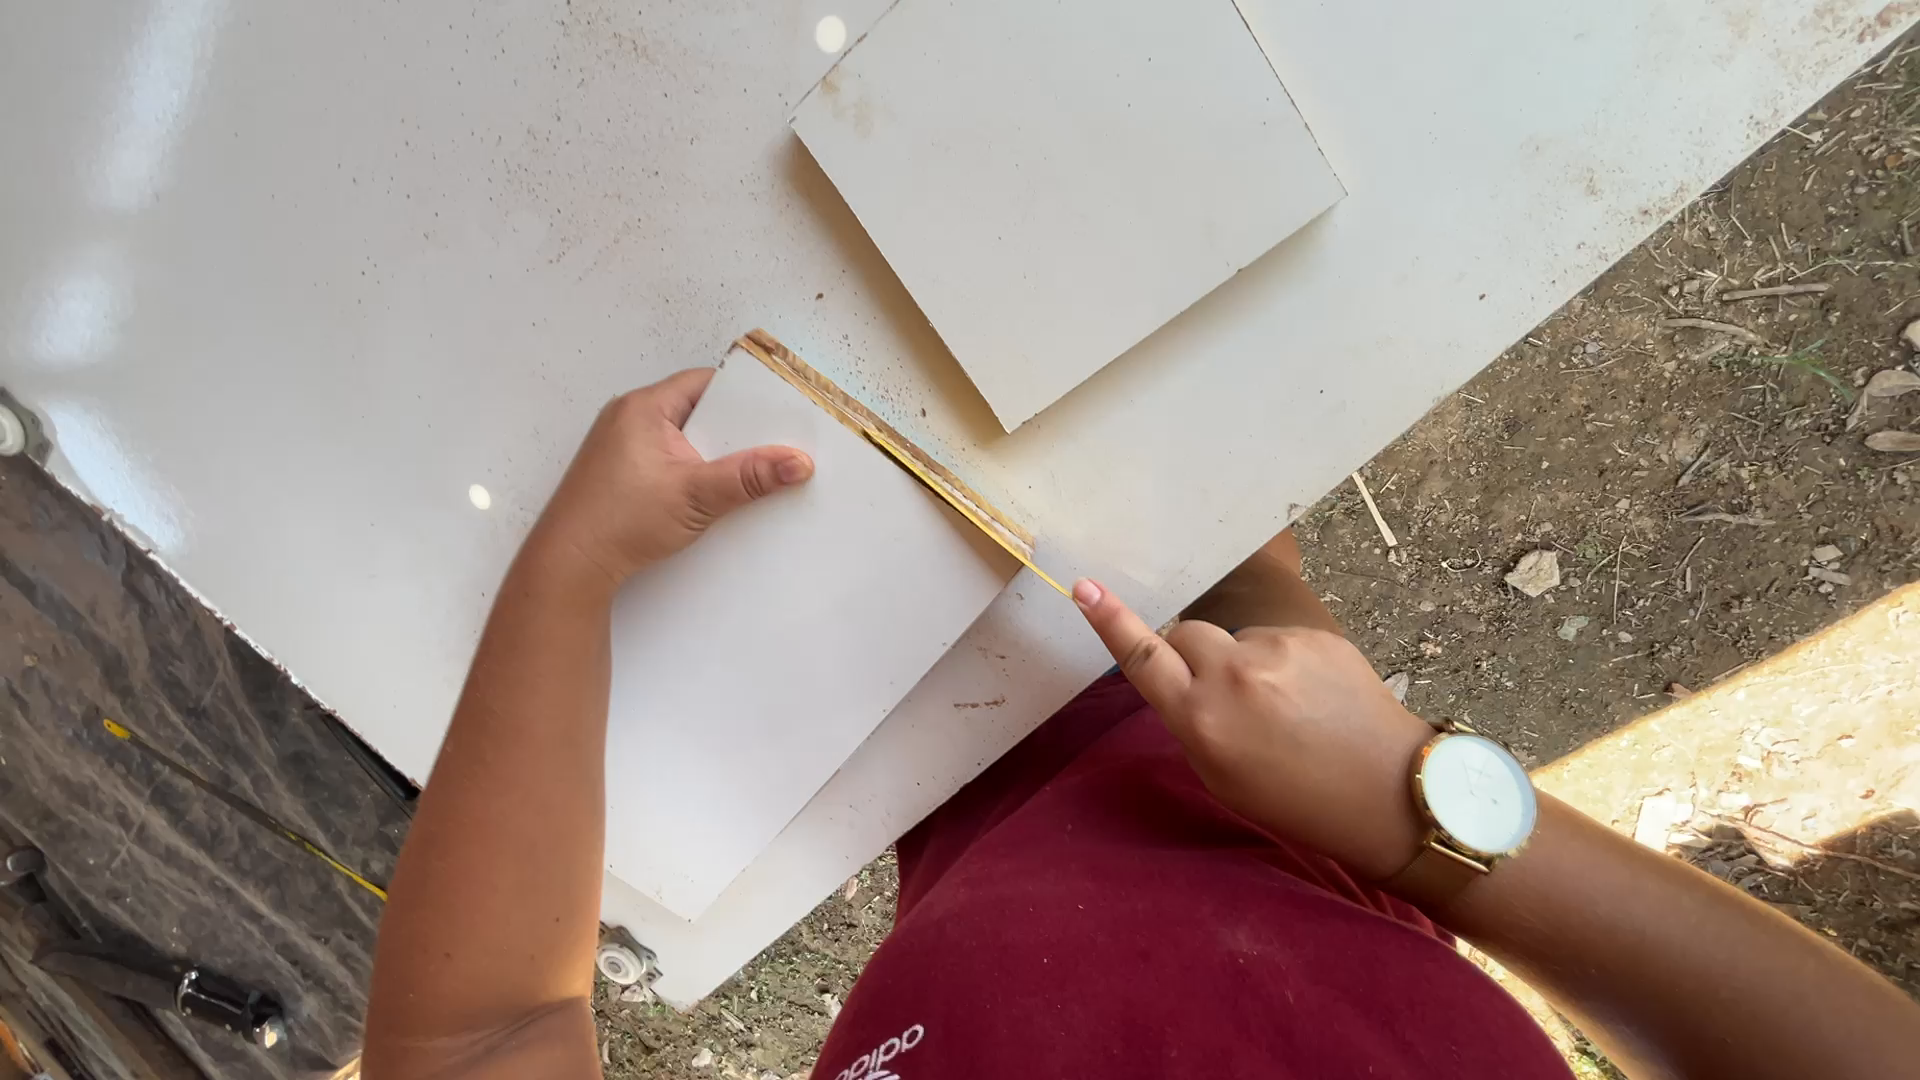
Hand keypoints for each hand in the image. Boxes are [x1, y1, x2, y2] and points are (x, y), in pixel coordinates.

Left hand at [526, 368, 813, 591]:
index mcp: (644, 407)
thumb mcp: (696, 495)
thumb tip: (798, 462)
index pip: (706, 383)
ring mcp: (625, 446)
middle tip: (774, 444)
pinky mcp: (626, 473)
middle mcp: (631, 419)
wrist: (571, 566)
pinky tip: (718, 490)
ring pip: (688, 438)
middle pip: (700, 410)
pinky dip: (699, 469)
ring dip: (717, 453)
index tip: (779, 410)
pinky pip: (674, 459)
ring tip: (752, 469)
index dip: (745, 394)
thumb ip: (749, 477)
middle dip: (736, 429)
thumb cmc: (620, 521)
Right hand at [1072, 579, 1435, 879]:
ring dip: (1242, 661)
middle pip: (1185, 635)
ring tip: (1284, 703)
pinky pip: (1275, 638)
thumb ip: (1191, 722)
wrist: (1391, 793)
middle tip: (1223, 694)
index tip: (1084, 587)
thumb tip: (1182, 680)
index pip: (1143, 659)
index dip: (1110, 622)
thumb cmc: (1294, 801)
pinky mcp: (1313, 635)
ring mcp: (1276, 649)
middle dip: (1191, 655)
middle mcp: (1232, 675)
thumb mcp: (1220, 777)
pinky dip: (1282, 661)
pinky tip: (1313, 693)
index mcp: (1202, 720)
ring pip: (1233, 638)